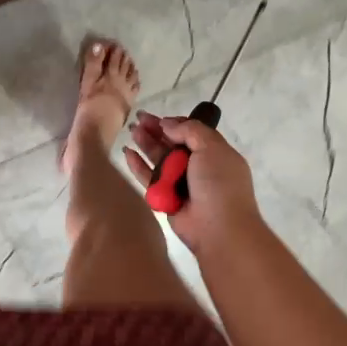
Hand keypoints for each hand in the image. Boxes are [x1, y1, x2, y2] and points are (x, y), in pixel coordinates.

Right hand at [123, 111, 263, 253]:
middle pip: (171, 144)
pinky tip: (127, 153)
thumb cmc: (219, 184)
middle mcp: (196, 166)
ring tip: (130, 131)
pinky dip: (138, 165)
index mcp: (213, 153)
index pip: (190, 132)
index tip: (157, 118)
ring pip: (158, 158)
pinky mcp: (164, 197)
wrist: (218, 228)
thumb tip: (167, 124)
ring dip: (145, 144)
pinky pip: (148, 177)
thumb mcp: (212, 148)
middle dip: (155, 130)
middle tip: (137, 119)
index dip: (174, 123)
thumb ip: (190, 130)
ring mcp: (180, 183)